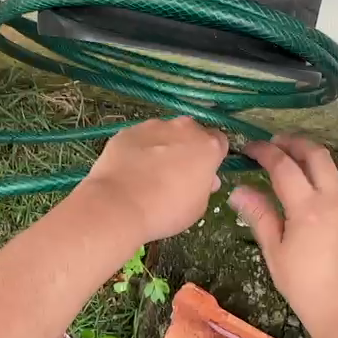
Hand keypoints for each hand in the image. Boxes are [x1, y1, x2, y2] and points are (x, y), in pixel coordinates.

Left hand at [75, 117, 228, 241]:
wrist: (118, 205)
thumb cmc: (165, 211)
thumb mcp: (197, 207)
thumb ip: (205, 187)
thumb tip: (205, 179)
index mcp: (207, 146)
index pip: (219, 143)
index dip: (211, 158)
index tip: (202, 173)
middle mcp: (183, 128)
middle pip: (190, 134)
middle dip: (186, 150)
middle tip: (174, 175)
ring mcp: (152, 126)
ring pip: (163, 134)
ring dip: (161, 148)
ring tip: (147, 175)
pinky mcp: (127, 132)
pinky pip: (138, 140)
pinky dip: (137, 151)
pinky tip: (129, 171)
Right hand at [229, 137, 337, 332]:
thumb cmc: (303, 285)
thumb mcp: (274, 252)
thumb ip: (259, 216)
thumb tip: (238, 191)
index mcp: (308, 207)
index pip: (283, 166)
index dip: (264, 152)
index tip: (248, 148)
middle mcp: (331, 198)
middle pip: (315, 154)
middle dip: (292, 143)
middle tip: (271, 143)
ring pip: (329, 166)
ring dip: (307, 155)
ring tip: (286, 158)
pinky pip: (335, 181)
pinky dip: (318, 172)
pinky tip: (303, 183)